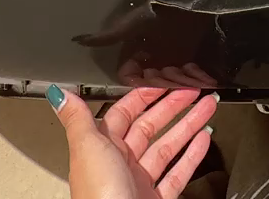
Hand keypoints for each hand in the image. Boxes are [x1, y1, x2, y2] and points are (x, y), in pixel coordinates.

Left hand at [48, 84, 217, 198]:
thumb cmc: (99, 198)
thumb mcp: (86, 149)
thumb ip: (77, 119)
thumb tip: (60, 94)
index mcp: (101, 150)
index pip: (125, 113)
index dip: (145, 94)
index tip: (164, 80)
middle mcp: (120, 165)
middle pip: (150, 126)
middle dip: (173, 105)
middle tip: (193, 89)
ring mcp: (139, 183)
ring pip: (168, 146)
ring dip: (189, 124)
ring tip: (208, 106)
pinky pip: (177, 173)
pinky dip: (192, 155)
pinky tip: (204, 140)